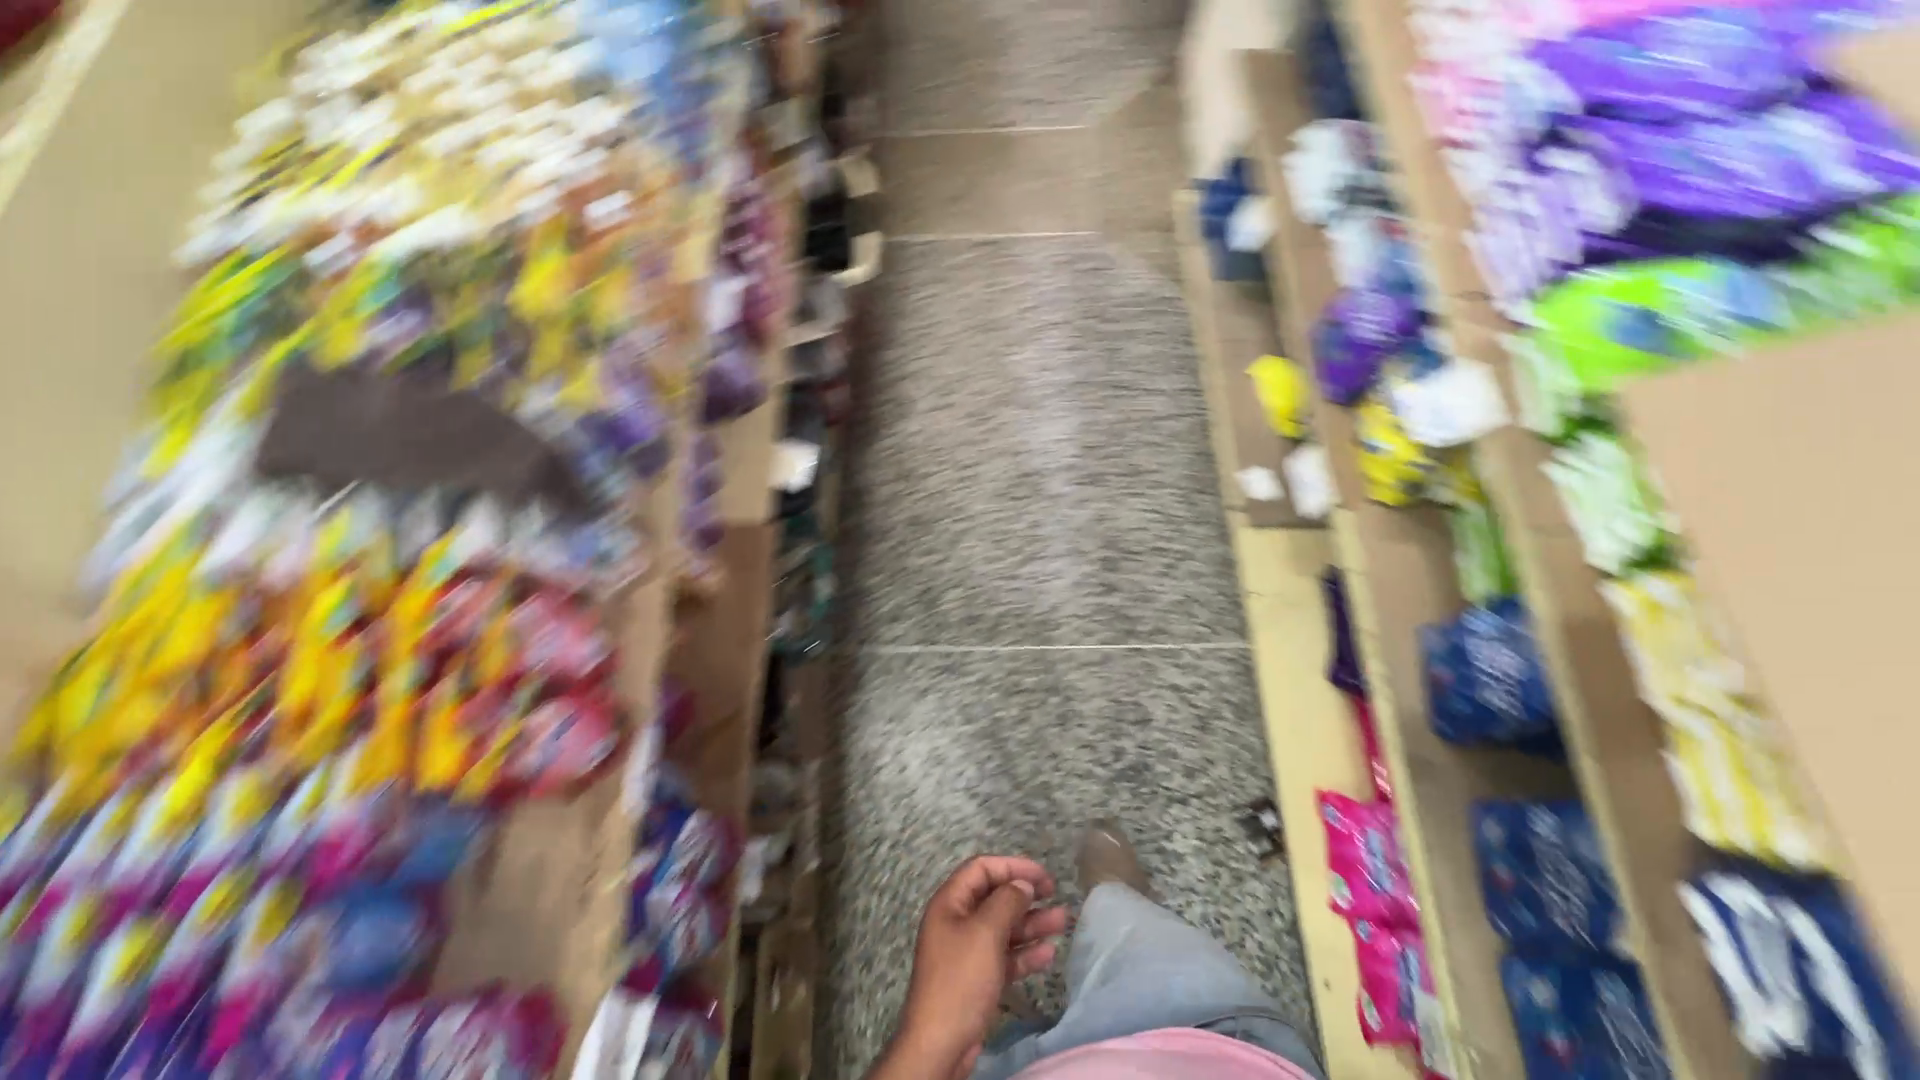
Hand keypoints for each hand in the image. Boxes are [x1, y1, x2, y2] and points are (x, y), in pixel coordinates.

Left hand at [879, 856, 1070, 1079]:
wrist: (941, 1042)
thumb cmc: (961, 979)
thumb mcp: (985, 933)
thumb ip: (1007, 902)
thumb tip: (1022, 884)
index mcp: (949, 903)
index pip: (981, 869)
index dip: (1012, 866)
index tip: (1042, 876)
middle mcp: (956, 922)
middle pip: (994, 898)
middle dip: (1025, 895)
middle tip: (1055, 895)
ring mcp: (966, 952)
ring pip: (1003, 928)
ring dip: (1032, 924)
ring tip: (1063, 922)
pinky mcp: (977, 978)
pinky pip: (1004, 956)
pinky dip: (1025, 954)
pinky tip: (1048, 954)